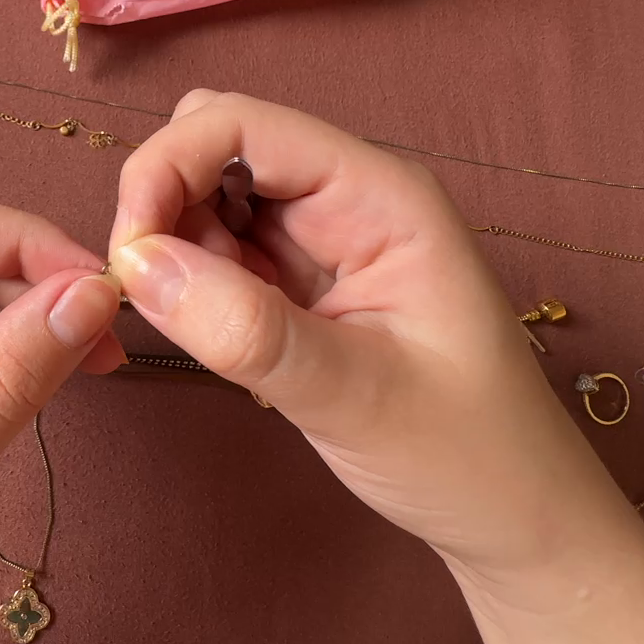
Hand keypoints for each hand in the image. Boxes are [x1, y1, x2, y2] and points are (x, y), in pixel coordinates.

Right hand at [108, 91, 643, 643]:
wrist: (513, 519)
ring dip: (173, 241)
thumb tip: (136, 263)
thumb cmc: (467, 457)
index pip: (243, 124)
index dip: (168, 165)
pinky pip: (211, 239)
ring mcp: (314, 227)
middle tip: (160, 288)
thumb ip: (245, 329)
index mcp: (377, 191)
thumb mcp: (358, 399)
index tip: (130, 250)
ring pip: (202, 188)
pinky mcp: (290, 267)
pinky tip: (213, 324)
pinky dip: (185, 271)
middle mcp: (341, 190)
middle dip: (164, 200)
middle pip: (213, 141)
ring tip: (206, 321)